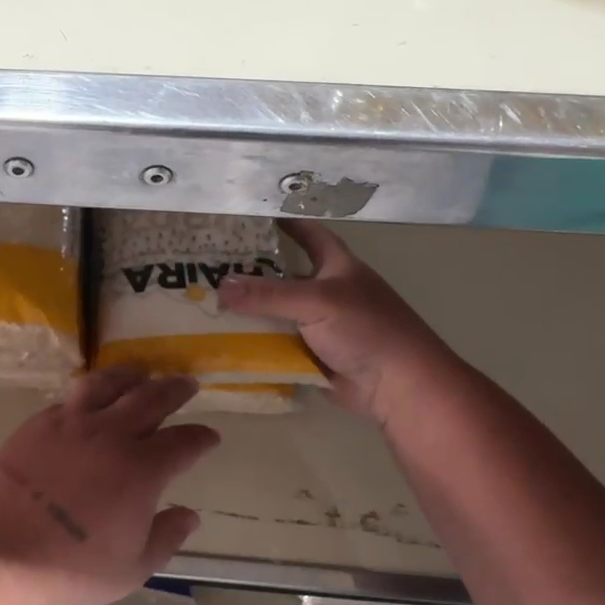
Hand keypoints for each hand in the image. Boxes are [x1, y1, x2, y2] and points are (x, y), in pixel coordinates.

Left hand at [0, 370, 220, 604]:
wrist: (5, 548)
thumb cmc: (74, 567)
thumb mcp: (133, 567)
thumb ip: (166, 537)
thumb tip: (189, 515)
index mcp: (142, 469)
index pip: (183, 442)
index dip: (201, 438)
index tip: (210, 436)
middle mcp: (111, 435)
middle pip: (150, 399)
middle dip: (173, 389)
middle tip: (186, 383)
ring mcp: (72, 424)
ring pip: (106, 384)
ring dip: (129, 376)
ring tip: (139, 373)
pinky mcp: (39, 423)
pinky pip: (71, 399)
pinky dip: (89, 393)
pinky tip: (90, 398)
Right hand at [218, 219, 458, 421]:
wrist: (398, 387)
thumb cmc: (367, 329)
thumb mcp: (316, 302)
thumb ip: (268, 295)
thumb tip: (219, 286)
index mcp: (338, 268)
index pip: (311, 236)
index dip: (288, 224)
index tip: (254, 218)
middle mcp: (328, 293)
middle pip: (284, 277)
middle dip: (252, 273)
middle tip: (210, 266)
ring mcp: (320, 326)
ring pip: (277, 313)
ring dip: (248, 312)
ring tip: (207, 302)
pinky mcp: (313, 356)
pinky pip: (277, 345)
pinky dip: (254, 344)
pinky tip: (223, 340)